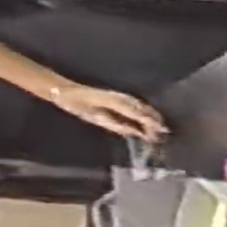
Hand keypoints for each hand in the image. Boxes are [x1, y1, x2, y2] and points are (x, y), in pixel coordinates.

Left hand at [50, 84, 167, 139]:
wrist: (65, 90)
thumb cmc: (77, 105)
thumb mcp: (94, 117)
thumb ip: (117, 125)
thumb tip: (138, 133)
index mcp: (120, 104)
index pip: (143, 116)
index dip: (153, 126)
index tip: (162, 135)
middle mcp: (128, 99)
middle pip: (149, 112)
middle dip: (157, 124)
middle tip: (159, 136)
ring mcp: (127, 97)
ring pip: (148, 109)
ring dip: (155, 119)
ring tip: (156, 131)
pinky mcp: (126, 98)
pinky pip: (143, 107)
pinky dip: (149, 115)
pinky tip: (149, 121)